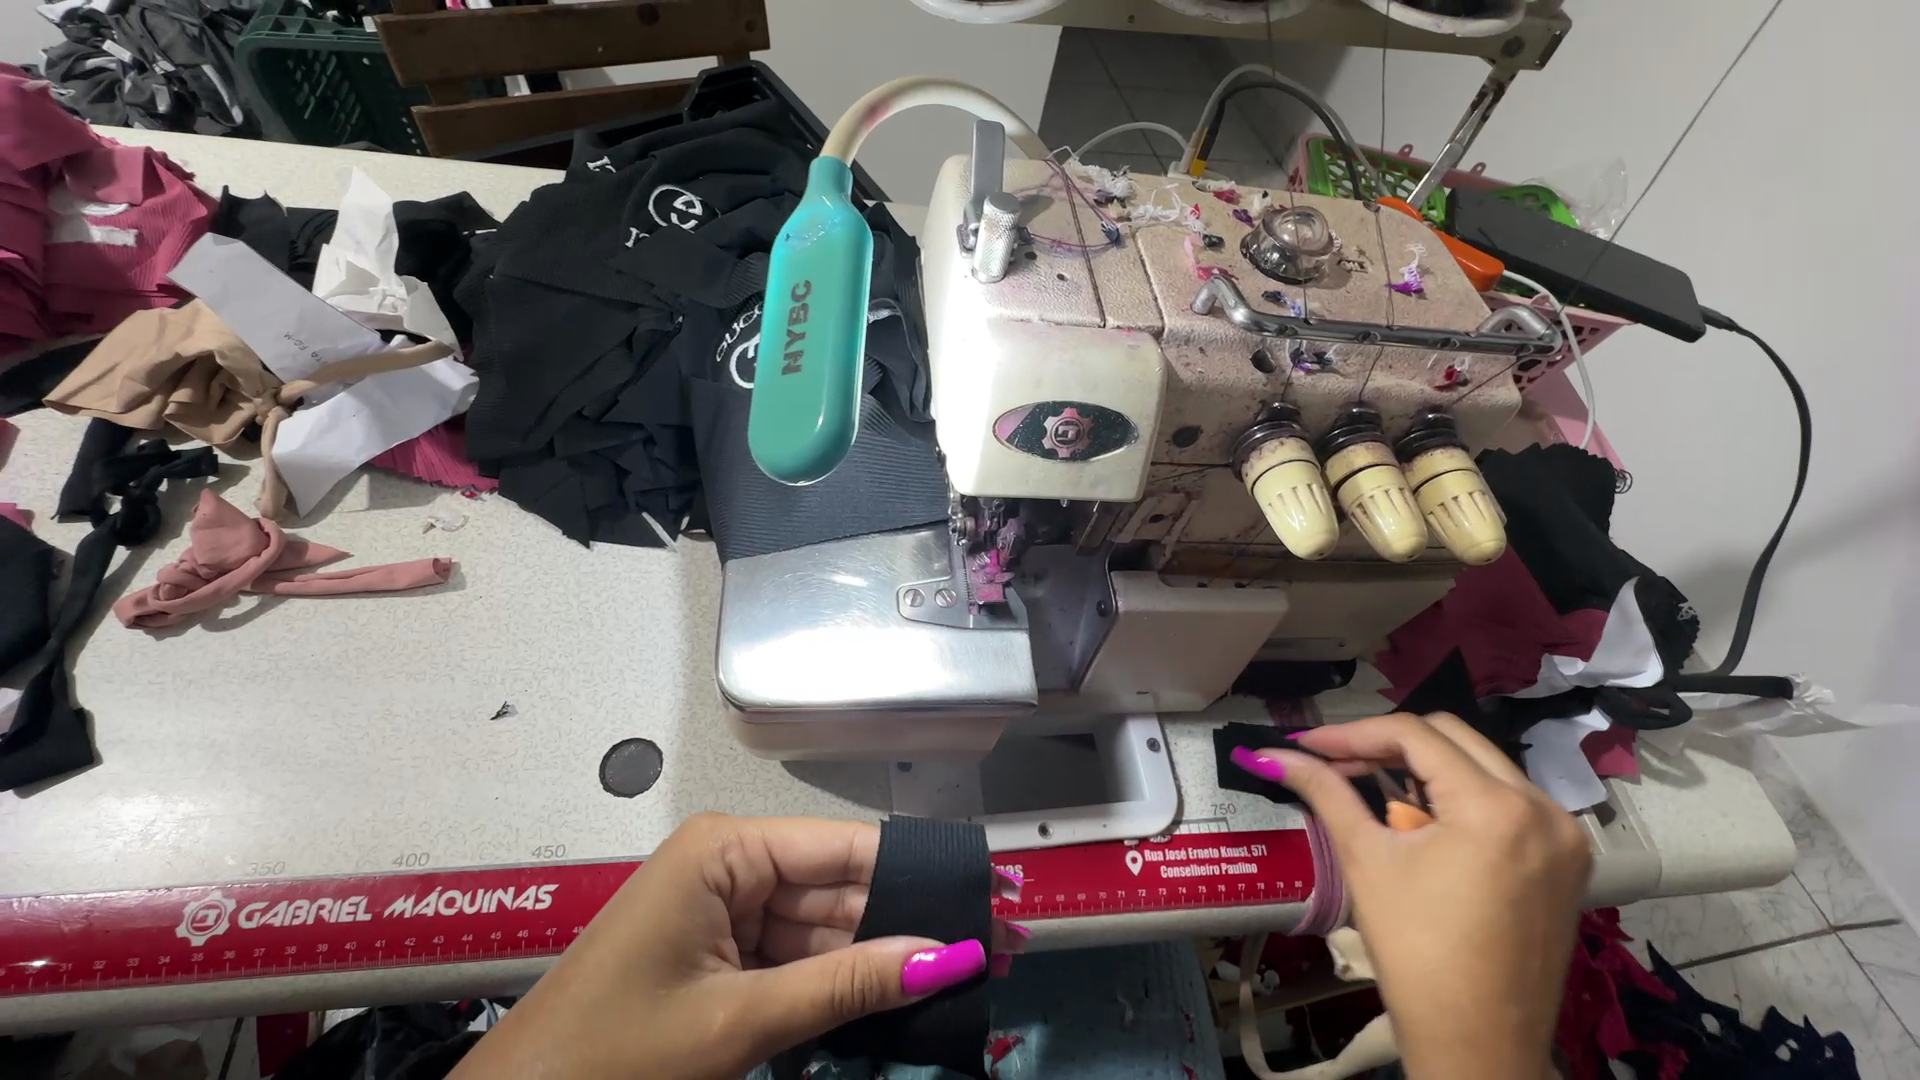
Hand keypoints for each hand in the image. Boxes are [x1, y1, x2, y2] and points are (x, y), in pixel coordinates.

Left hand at [452, 813, 1015, 1079]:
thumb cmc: (613, 1057)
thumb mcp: (740, 1020)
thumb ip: (847, 984)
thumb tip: (945, 957)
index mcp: (728, 849)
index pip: (846, 847)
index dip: (920, 872)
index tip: (986, 892)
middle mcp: (732, 862)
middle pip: (842, 887)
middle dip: (910, 922)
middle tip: (990, 945)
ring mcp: (727, 908)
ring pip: (825, 927)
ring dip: (883, 956)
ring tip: (961, 973)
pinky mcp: (722, 950)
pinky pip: (797, 957)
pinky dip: (841, 982)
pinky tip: (899, 993)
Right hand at [1233, 713, 1590, 1079]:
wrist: (1477, 1041)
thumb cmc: (1415, 950)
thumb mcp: (1364, 857)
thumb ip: (1322, 790)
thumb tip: (1267, 754)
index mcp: (1495, 807)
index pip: (1413, 735)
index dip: (1352, 733)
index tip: (1306, 744)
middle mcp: (1543, 808)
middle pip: (1451, 737)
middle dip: (1387, 743)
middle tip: (1335, 762)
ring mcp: (1563, 834)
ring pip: (1480, 762)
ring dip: (1422, 765)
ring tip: (1369, 786)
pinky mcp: (1566, 858)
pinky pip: (1505, 796)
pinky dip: (1457, 792)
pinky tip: (1417, 816)